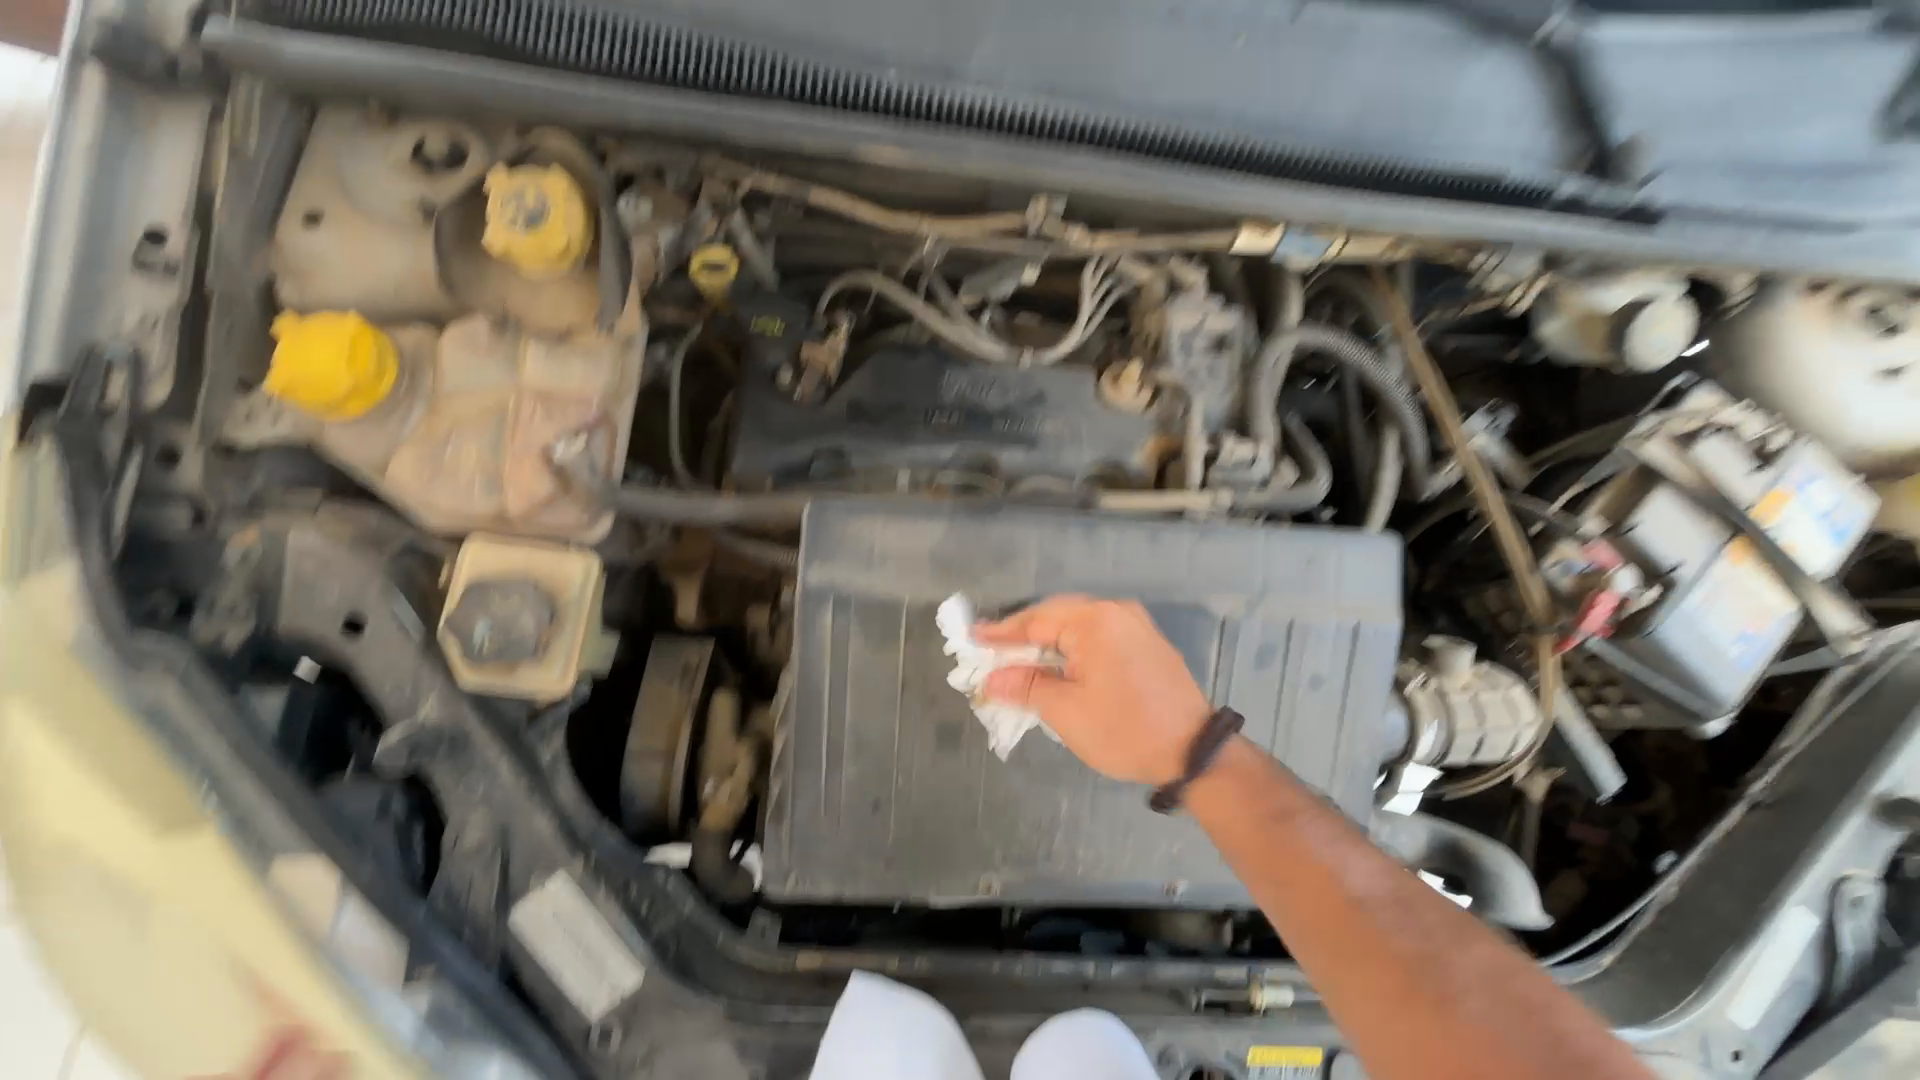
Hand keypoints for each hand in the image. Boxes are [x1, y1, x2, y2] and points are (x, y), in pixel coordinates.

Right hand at [975, 595, 1212, 785]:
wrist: (1194, 752)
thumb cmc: (1125, 730)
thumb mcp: (1066, 711)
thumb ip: (1026, 687)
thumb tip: (992, 680)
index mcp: (1095, 621)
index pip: (1035, 620)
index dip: (1001, 633)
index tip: (971, 638)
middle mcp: (1116, 612)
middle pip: (1057, 617)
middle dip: (1023, 636)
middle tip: (990, 651)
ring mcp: (1135, 626)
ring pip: (1078, 626)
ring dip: (1048, 643)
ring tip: (1017, 660)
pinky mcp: (1146, 644)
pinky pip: (1098, 636)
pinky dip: (1073, 648)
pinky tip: (1057, 666)